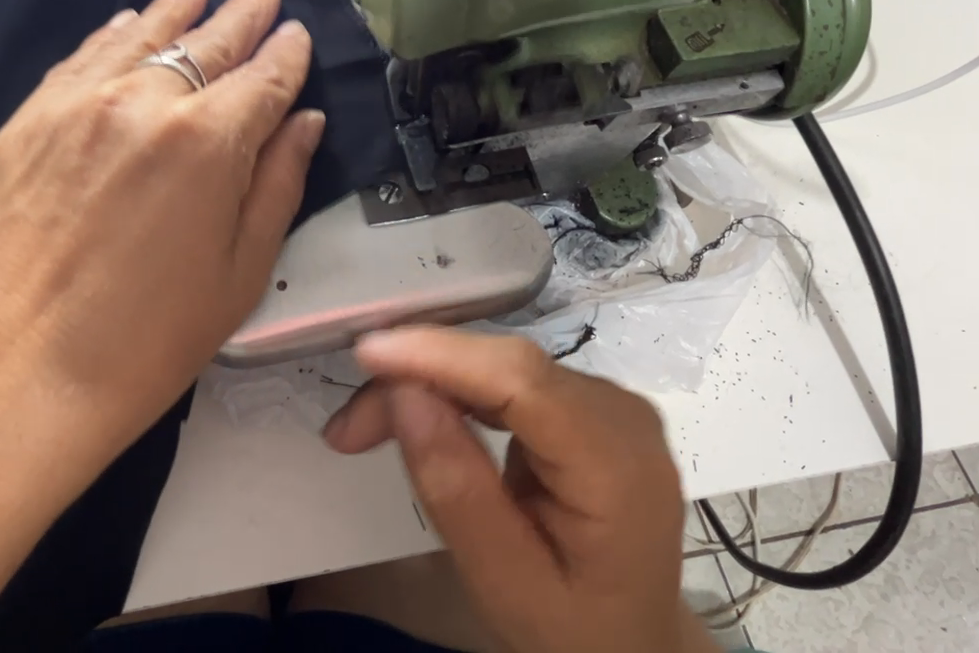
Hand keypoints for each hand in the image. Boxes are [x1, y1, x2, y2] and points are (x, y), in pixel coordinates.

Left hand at [0, 0, 324, 652]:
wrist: (16, 373)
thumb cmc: (148, 340)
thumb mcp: (240, 273)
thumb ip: (277, 184)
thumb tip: (303, 120)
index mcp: (209, 140)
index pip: (263, 78)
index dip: (287, 55)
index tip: (297, 34)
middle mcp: (144, 101)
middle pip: (206, 43)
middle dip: (242, 16)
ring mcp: (77, 104)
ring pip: (139, 36)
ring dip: (176, 9)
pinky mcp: (26, 120)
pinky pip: (80, 59)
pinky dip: (112, 35)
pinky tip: (127, 24)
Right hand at [322, 328, 717, 652]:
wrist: (631, 643)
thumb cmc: (571, 627)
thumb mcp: (504, 581)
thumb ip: (457, 490)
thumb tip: (404, 392)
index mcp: (617, 464)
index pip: (522, 380)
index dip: (441, 355)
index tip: (365, 353)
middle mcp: (619, 411)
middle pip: (503, 367)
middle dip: (416, 378)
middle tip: (346, 431)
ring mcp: (605, 400)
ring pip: (495, 365)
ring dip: (424, 383)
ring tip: (362, 428)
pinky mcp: (582, 400)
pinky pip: (503, 377)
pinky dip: (449, 389)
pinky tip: (411, 412)